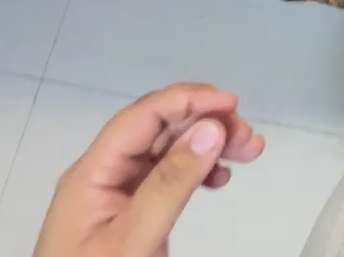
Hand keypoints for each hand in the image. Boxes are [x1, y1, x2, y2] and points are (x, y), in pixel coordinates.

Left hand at [35, 83, 264, 256]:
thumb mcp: (133, 242)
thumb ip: (171, 183)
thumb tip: (212, 127)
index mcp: (93, 172)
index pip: (143, 115)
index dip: (189, 100)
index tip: (232, 105)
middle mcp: (106, 173)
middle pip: (161, 127)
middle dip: (208, 122)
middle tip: (249, 139)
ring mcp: (120, 193)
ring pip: (171, 147)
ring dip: (211, 143)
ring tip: (249, 152)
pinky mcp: (134, 211)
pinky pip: (172, 173)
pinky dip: (201, 168)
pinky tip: (221, 179)